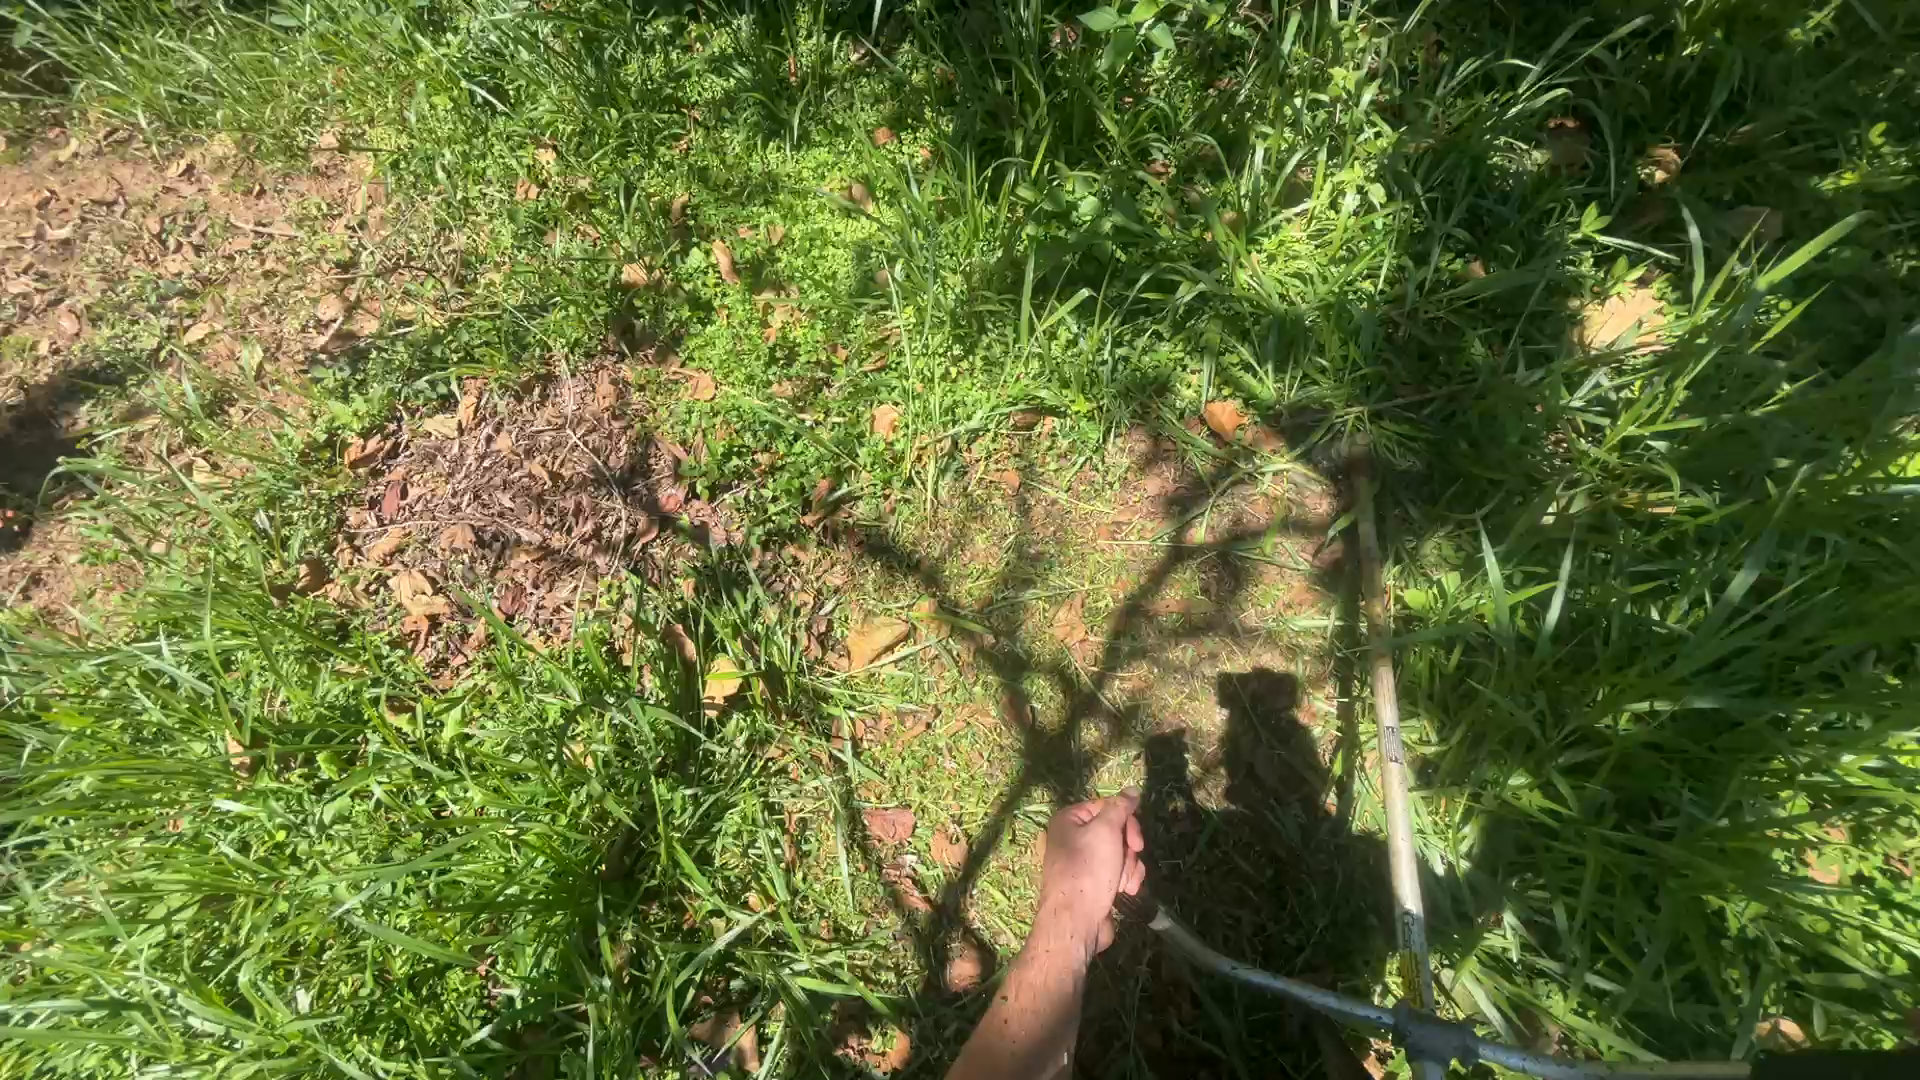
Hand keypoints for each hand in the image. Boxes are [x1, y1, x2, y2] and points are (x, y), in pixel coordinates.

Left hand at [1033, 789, 1145, 964]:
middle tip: (1129, 859)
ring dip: (1129, 866)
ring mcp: (1084, 861)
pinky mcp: (1094, 881)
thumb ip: (1120, 807)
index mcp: (1069, 819)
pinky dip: (1126, 879)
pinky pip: (1118, 870)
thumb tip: (1132, 789)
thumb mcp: (1105, 830)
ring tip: (1123, 882)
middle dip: (1128, 848)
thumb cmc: (1088, 869)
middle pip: (1115, 830)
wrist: (1077, 921)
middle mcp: (1073, 837)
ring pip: (1120, 852)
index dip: (1126, 822)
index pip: (1106, 807)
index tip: (1136, 840)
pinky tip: (1124, 892)